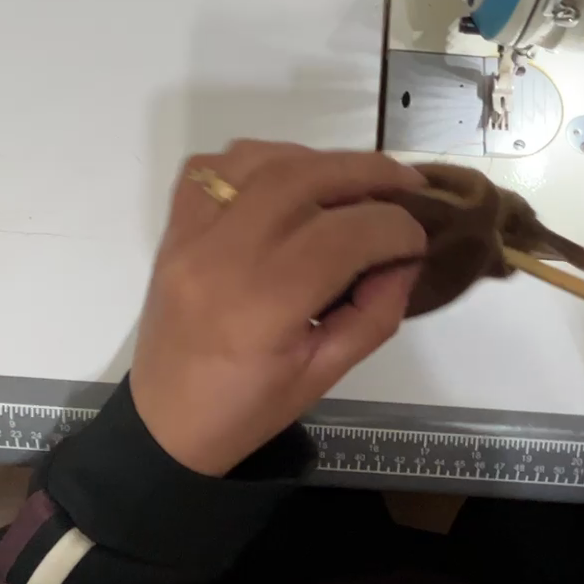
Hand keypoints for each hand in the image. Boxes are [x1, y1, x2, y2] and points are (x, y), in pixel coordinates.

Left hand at [130, 143, 426, 475]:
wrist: (166, 424)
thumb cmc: (248, 409)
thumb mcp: (325, 375)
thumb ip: (374, 314)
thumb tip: (403, 259)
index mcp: (264, 307)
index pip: (343, 236)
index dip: (394, 228)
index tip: (417, 240)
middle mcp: (221, 258)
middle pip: (302, 178)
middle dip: (367, 171)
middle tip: (406, 183)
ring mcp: (189, 237)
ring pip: (258, 160)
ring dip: (316, 160)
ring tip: (352, 182)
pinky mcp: (172, 231)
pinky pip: (212, 168)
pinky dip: (258, 161)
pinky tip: (286, 184)